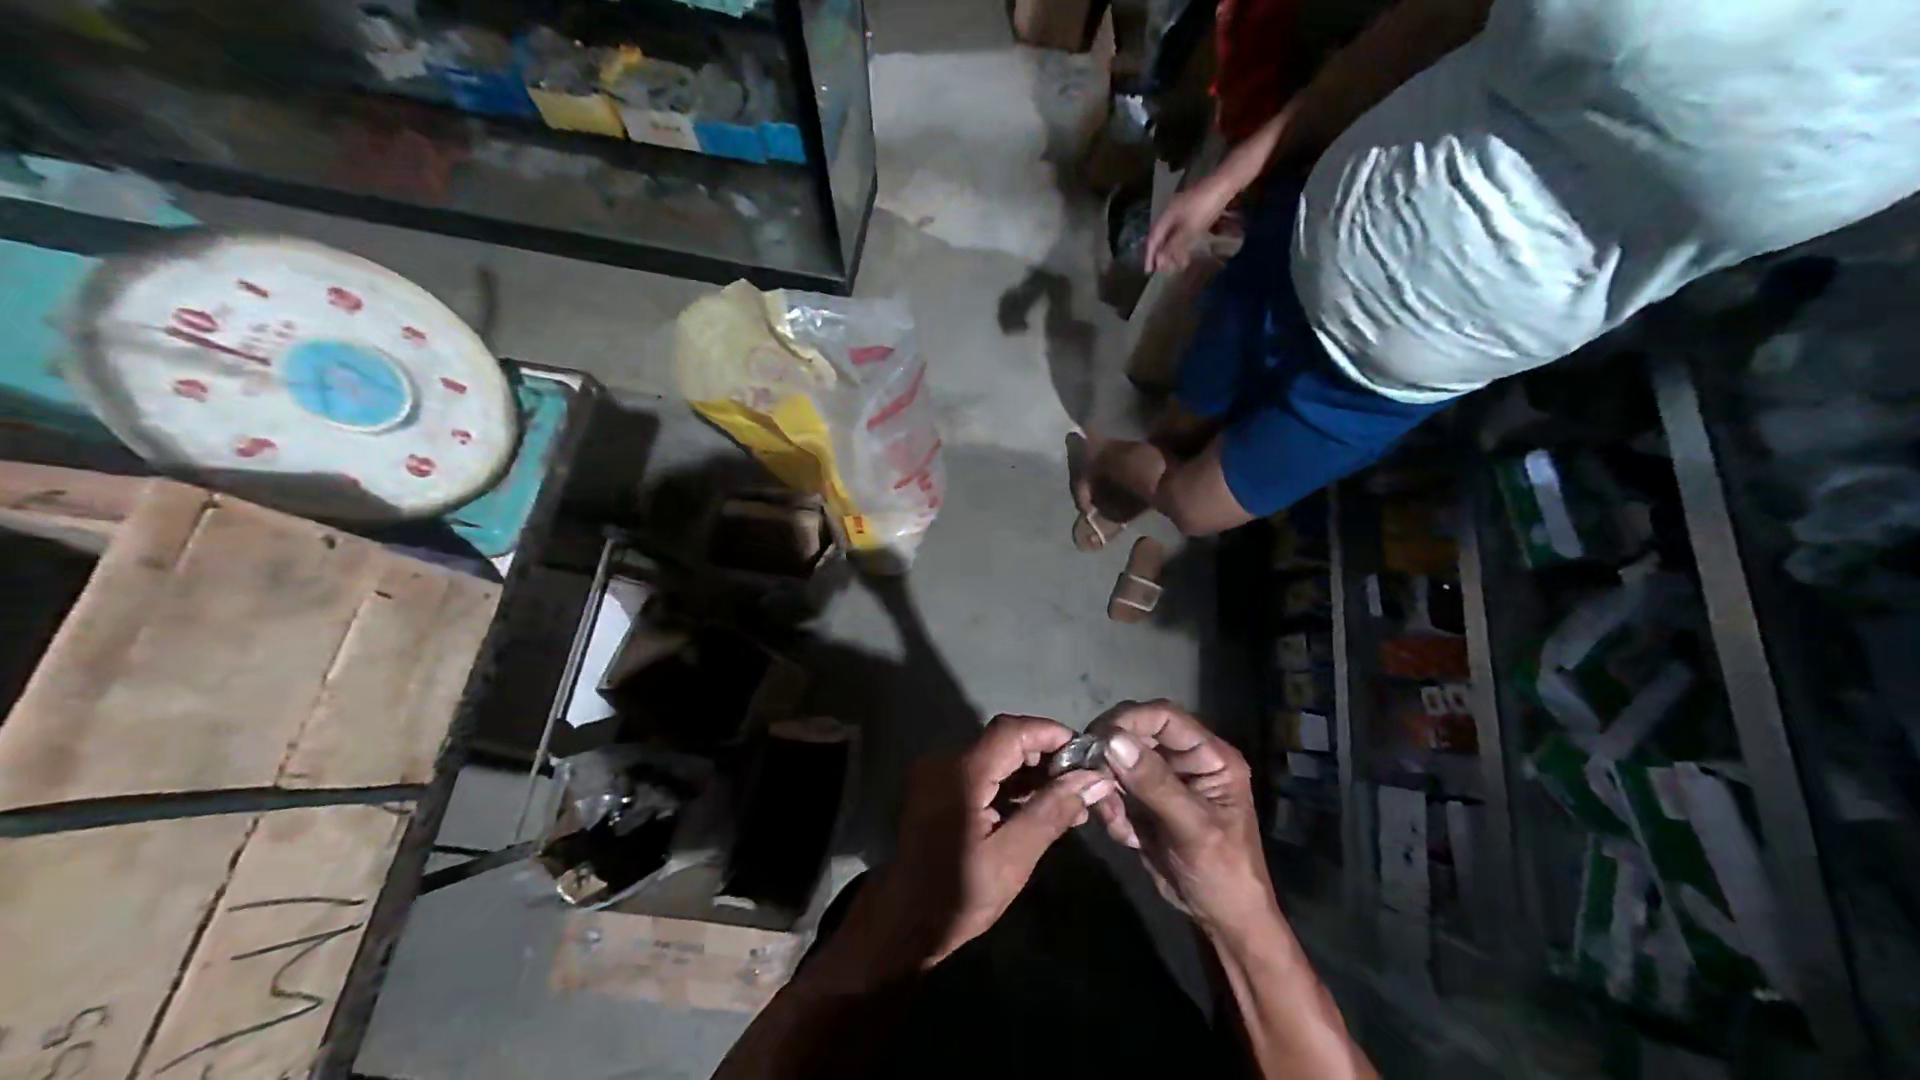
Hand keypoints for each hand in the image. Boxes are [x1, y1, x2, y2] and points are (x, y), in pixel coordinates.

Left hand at [841, 715, 1116, 975]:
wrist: (903, 923)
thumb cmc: (957, 895)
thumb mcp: (1012, 858)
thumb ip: (1051, 811)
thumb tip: (1093, 779)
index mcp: (960, 773)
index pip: (1012, 731)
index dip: (1052, 734)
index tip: (1087, 755)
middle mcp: (944, 761)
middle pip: (1004, 739)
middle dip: (1047, 755)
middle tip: (1084, 781)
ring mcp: (938, 773)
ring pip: (995, 755)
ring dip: (1031, 771)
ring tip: (1071, 798)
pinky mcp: (938, 787)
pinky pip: (982, 772)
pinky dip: (1011, 782)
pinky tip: (1040, 805)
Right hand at [1086, 700, 1278, 936]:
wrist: (1223, 920)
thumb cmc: (1224, 872)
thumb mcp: (1193, 828)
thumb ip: (1155, 783)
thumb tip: (1113, 740)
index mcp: (1209, 756)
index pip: (1164, 717)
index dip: (1130, 720)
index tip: (1098, 739)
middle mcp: (1184, 760)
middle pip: (1134, 735)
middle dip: (1111, 758)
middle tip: (1092, 780)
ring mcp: (1161, 780)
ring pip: (1117, 763)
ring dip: (1109, 790)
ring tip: (1119, 822)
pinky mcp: (1143, 801)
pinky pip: (1113, 790)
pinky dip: (1111, 811)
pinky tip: (1129, 838)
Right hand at [1145, 176, 1237, 273]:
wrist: (1225, 184)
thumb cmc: (1205, 206)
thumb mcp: (1189, 228)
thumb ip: (1174, 246)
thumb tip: (1160, 261)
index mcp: (1166, 217)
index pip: (1153, 240)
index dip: (1150, 256)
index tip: (1148, 271)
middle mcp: (1170, 215)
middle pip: (1161, 239)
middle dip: (1160, 256)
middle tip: (1162, 271)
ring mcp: (1181, 213)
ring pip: (1171, 237)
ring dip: (1171, 252)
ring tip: (1175, 266)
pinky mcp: (1192, 213)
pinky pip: (1181, 233)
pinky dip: (1181, 245)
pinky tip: (1185, 253)